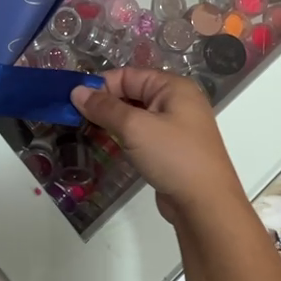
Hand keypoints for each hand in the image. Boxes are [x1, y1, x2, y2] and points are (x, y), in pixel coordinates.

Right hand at [71, 68, 244, 224]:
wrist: (206, 204)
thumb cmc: (173, 157)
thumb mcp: (134, 127)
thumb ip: (104, 107)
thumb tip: (76, 91)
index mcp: (173, 87)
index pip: (128, 75)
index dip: (101, 85)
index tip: (74, 100)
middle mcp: (177, 101)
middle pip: (132, 93)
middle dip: (104, 103)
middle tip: (76, 117)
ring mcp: (175, 126)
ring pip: (135, 115)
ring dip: (112, 120)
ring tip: (86, 130)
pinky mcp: (171, 148)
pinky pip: (142, 133)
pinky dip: (124, 136)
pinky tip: (108, 144)